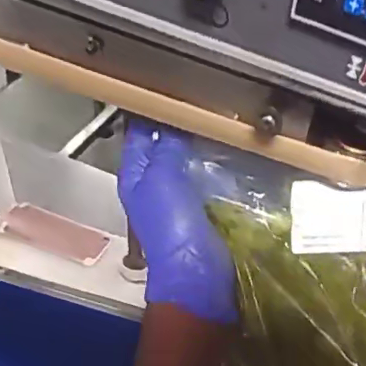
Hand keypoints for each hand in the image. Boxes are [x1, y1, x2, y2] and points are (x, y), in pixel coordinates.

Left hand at [118, 120, 236, 324]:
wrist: (198, 277)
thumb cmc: (172, 229)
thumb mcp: (162, 176)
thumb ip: (165, 146)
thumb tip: (172, 122)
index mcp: (135, 177)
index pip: (139, 134)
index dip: (151, 110)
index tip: (172, 88)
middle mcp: (155, 189)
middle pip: (166, 148)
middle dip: (181, 128)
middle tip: (203, 103)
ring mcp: (180, 204)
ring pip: (190, 166)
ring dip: (202, 150)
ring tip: (219, 124)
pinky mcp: (204, 217)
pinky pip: (210, 186)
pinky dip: (217, 172)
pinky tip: (229, 157)